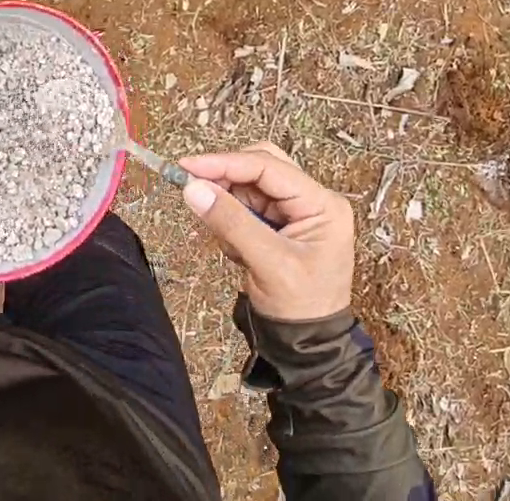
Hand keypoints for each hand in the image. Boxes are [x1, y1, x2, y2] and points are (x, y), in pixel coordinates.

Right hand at [177, 142, 354, 321]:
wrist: (307, 346)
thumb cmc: (300, 308)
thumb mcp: (268, 263)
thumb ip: (231, 222)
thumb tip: (192, 188)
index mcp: (322, 204)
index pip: (267, 167)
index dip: (225, 163)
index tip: (187, 167)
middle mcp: (311, 200)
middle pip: (259, 167)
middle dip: (226, 178)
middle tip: (193, 188)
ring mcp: (294, 211)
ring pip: (248, 185)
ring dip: (228, 203)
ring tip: (227, 240)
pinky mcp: (277, 223)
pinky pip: (244, 205)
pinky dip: (230, 219)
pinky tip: (236, 249)